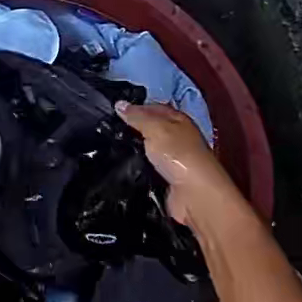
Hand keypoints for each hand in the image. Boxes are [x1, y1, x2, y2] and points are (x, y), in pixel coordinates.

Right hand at [117, 101, 241, 228]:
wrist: (196, 196)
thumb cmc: (178, 154)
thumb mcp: (155, 128)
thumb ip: (137, 117)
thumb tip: (119, 104)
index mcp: (178, 120)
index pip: (153, 108)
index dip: (134, 107)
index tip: (112, 110)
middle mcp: (177, 138)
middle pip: (149, 129)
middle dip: (131, 129)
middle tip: (106, 129)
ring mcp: (172, 160)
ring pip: (146, 150)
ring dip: (131, 150)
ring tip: (107, 146)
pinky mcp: (166, 180)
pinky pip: (146, 169)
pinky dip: (135, 168)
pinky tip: (120, 166)